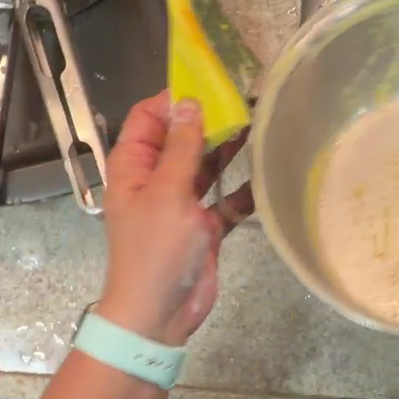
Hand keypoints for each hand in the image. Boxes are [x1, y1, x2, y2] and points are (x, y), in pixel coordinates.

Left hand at [96, 93, 253, 346]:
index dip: (175, 99)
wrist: (159, 314)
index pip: (149, 117)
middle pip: (181, 138)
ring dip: (228, 152)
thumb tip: (190, 103)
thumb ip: (182, 147)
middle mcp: (156, 180)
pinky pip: (226, 203)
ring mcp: (181, 204)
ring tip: (258, 129)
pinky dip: (242, 193)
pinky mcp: (203, 228)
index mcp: (134, 166)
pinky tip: (264, 178)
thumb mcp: (168, 193)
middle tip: (245, 103)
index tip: (210, 85)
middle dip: (209, 122)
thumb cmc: (155, 252)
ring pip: (206, 168)